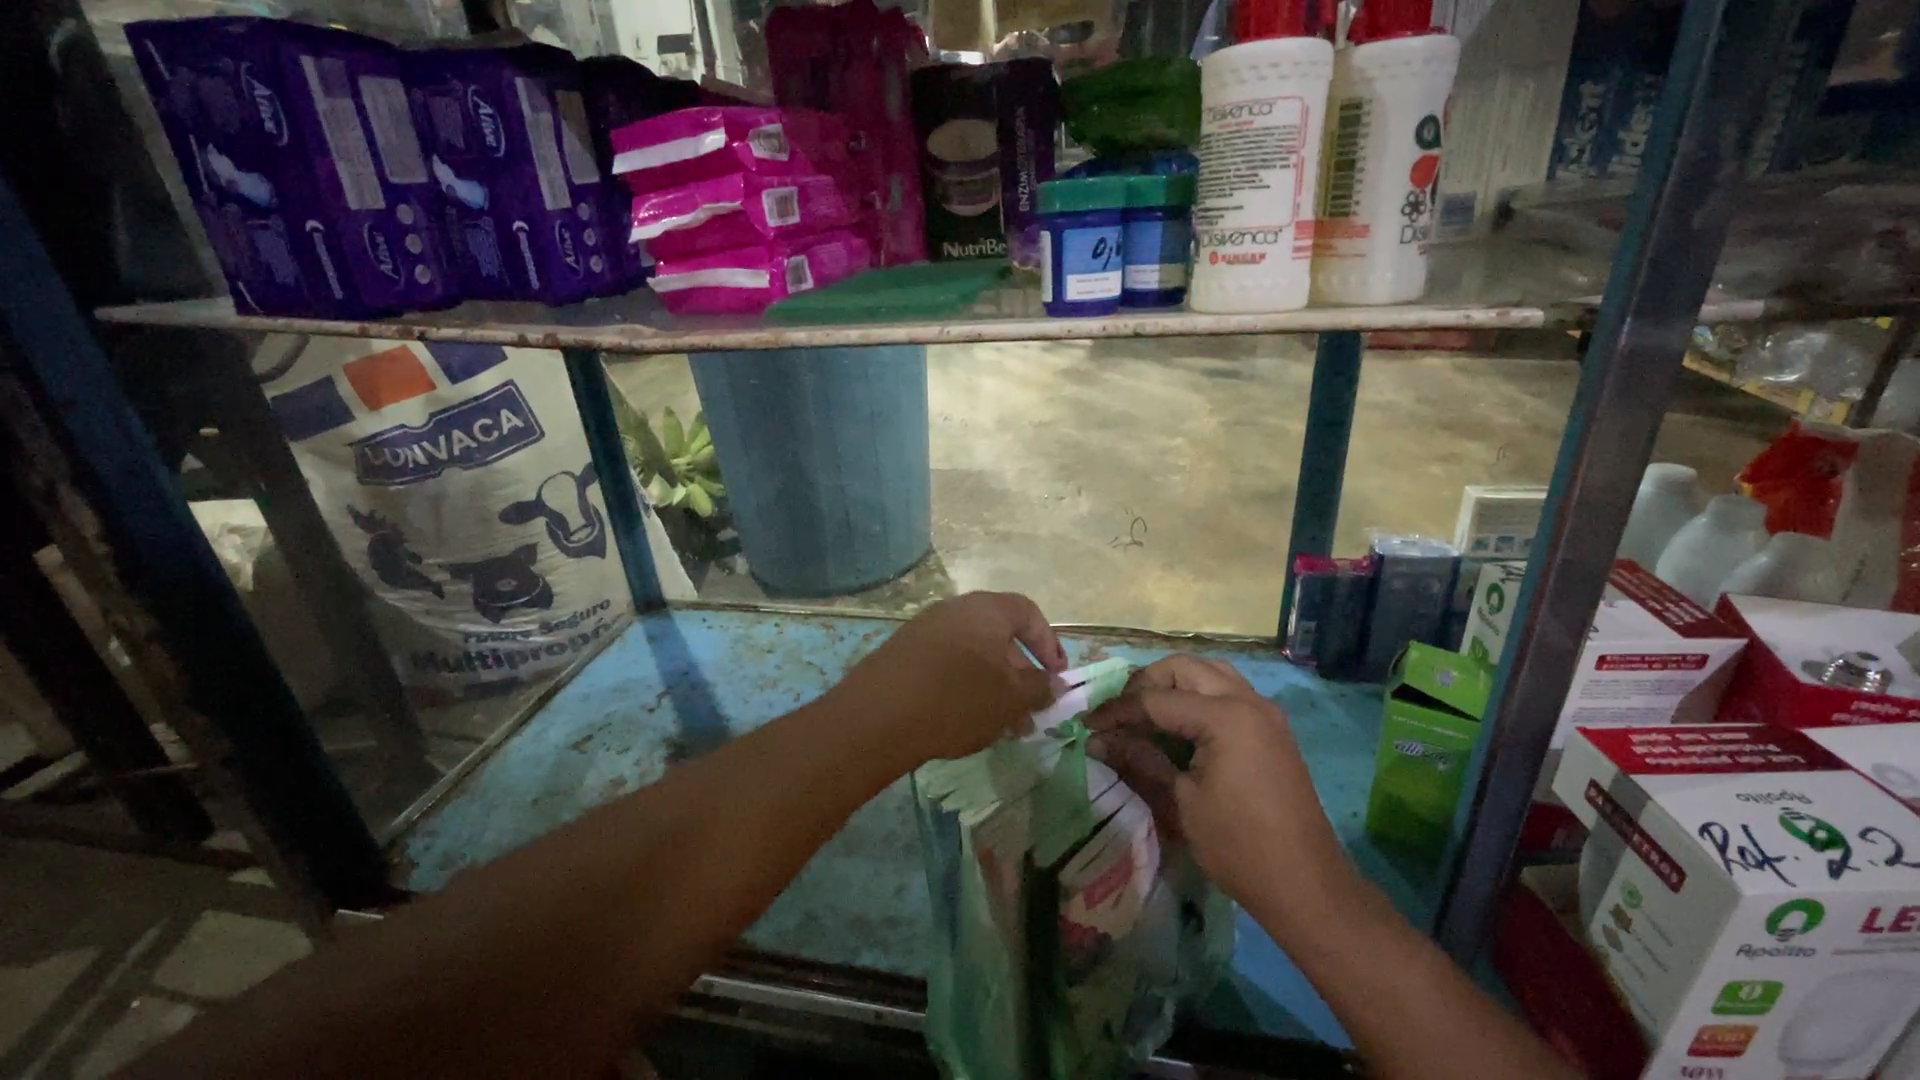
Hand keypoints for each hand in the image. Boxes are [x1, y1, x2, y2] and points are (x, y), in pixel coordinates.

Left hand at [830, 591, 1066, 764]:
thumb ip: (1039, 687)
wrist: (876, 717)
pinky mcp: (901, 655)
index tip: (1056, 677)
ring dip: (992, 688)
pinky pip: (944, 666)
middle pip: (998, 636)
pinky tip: (964, 724)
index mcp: (986, 610)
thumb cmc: (957, 700)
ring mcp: (923, 631)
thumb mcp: (1010, 699)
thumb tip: (1055, 682)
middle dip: (1019, 675)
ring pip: (971, 656)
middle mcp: (954, 610)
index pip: (1028, 613)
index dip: (1047, 643)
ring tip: (1001, 728)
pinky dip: (962, 689)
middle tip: (1029, 713)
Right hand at [1088, 655, 1356, 916]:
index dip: (1117, 711)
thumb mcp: (1182, 802)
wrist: (1305, 883)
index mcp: (1225, 717)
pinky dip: (1200, 697)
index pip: (1157, 700)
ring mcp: (1266, 713)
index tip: (1087, 725)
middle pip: (1185, 669)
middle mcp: (1248, 701)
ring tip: (1147, 715)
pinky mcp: (1272, 729)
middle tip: (1119, 714)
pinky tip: (1179, 727)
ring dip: (1175, 685)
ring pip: (1211, 673)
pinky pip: (1230, 693)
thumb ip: (1142, 760)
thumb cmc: (1238, 846)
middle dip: (1146, 684)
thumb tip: (1099, 741)